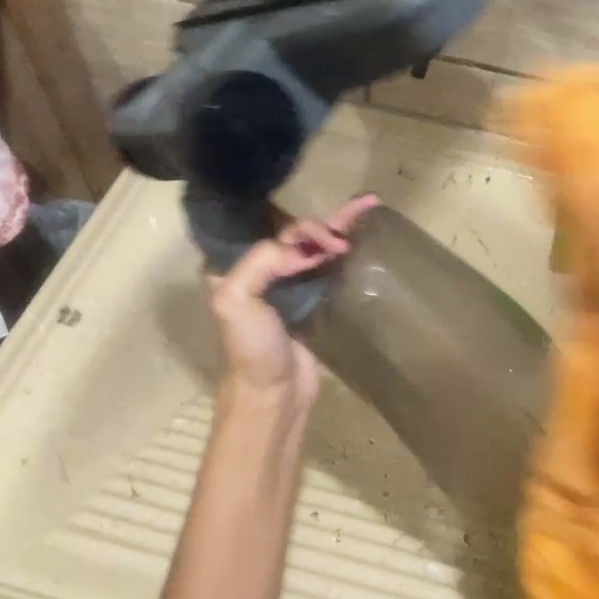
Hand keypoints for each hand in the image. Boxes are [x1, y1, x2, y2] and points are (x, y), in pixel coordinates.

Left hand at [208, 195, 379, 408]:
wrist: (277, 393)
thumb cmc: (251, 348)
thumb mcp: (235, 300)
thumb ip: (261, 261)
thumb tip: (302, 248)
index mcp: (232, 264)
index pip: (259, 223)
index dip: (287, 222)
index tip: (310, 237)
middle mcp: (259, 264)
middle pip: (290, 227)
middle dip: (316, 227)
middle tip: (335, 243)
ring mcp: (290, 277)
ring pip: (313, 238)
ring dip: (338, 221)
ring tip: (366, 206)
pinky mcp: (315, 290)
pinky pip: (329, 255)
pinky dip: (346, 234)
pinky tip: (366, 212)